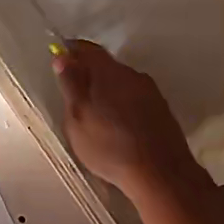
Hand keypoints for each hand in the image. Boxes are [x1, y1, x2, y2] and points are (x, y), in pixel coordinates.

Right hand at [52, 40, 202, 192]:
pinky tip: (118, 126)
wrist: (160, 173)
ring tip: (95, 114)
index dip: (73, 51)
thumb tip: (63, 56)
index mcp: (111, 72)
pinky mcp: (162, 111)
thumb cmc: (110, 146)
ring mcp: (152, 93)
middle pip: (108, 66)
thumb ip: (71, 85)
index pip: (89, 50)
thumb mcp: (78, 117)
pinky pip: (135, 99)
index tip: (60, 58)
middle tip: (74, 92)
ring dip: (108, 91)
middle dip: (90, 74)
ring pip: (123, 84)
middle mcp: (134, 76)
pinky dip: (123, 105)